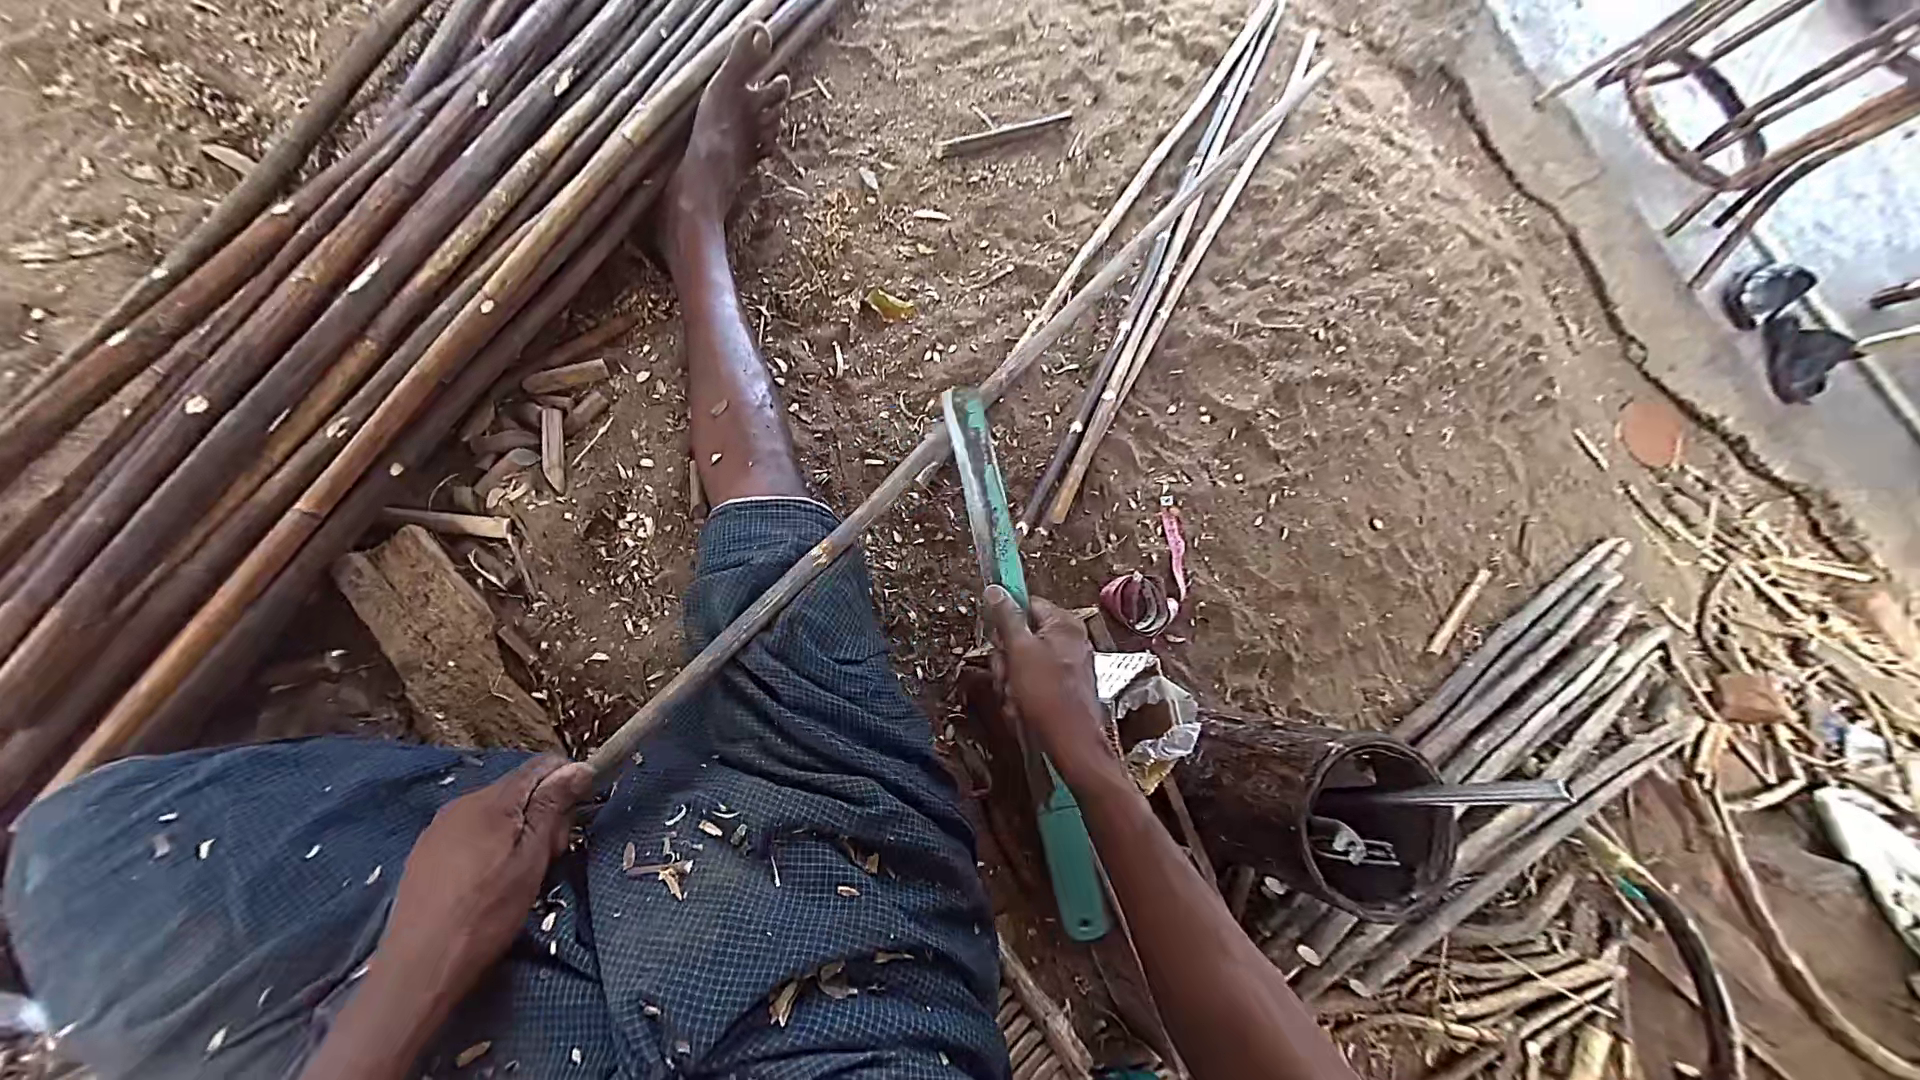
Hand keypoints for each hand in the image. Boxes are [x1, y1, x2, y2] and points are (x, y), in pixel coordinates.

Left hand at [377, 754, 592, 1000]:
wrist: (417, 973)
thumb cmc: (486, 912)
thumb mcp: (532, 857)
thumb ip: (553, 806)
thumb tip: (578, 767)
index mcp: (489, 801)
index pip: (542, 765)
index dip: (568, 780)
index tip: (578, 813)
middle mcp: (460, 804)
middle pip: (520, 788)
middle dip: (544, 810)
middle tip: (551, 852)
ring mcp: (438, 830)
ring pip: (497, 811)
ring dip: (520, 828)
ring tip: (524, 870)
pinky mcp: (425, 855)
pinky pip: (473, 831)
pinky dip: (494, 844)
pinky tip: (492, 879)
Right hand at [982, 586, 1119, 786]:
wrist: (1071, 744)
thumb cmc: (1048, 695)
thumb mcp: (1020, 650)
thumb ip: (1006, 618)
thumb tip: (995, 589)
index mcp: (1063, 624)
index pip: (1026, 604)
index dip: (1006, 619)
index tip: (993, 634)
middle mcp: (1068, 640)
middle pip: (1020, 636)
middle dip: (1006, 658)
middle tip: (1007, 673)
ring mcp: (1065, 665)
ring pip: (1021, 663)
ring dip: (1009, 681)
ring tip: (1016, 696)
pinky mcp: (1061, 688)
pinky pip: (1030, 683)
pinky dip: (1021, 695)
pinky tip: (1022, 708)